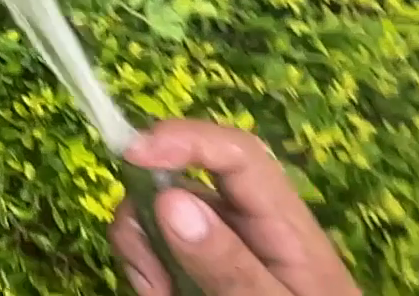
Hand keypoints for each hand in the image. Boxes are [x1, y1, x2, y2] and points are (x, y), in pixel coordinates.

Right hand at [109, 121, 359, 295]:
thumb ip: (232, 269)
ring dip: (140, 248)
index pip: (237, 153)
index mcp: (286, 226)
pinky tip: (159, 294)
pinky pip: (148, 239)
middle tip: (148, 272)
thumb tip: (169, 200)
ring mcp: (218, 238)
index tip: (133, 156)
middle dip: (145, 210)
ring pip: (151, 207)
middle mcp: (246, 221)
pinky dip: (142, 264)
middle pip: (177, 177)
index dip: (183, 138)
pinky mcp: (195, 257)